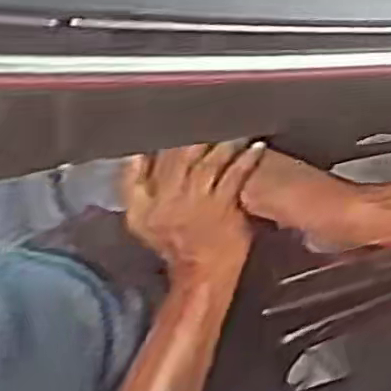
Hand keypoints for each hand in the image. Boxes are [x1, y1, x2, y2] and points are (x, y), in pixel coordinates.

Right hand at [121, 141, 265, 281]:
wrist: (203, 273)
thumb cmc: (185, 247)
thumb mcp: (150, 226)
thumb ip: (148, 199)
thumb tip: (145, 172)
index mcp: (140, 211)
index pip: (133, 175)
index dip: (146, 151)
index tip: (160, 128)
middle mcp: (162, 205)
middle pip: (172, 163)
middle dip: (188, 139)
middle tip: (208, 118)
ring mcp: (192, 205)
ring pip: (204, 165)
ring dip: (221, 144)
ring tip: (236, 127)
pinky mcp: (220, 207)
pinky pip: (233, 176)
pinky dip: (246, 159)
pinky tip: (257, 146)